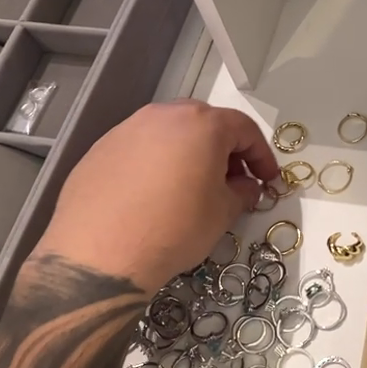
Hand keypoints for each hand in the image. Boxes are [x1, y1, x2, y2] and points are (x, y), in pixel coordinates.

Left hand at [36, 101, 277, 291]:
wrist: (99, 252)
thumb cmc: (174, 228)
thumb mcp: (222, 213)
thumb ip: (241, 192)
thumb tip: (244, 186)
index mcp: (201, 124)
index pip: (244, 129)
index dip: (261, 156)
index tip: (267, 180)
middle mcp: (163, 115)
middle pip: (205, 123)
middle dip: (224, 150)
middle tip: (231, 181)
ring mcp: (127, 129)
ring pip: (169, 134)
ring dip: (188, 154)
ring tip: (192, 188)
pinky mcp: (100, 149)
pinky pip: (140, 149)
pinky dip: (156, 164)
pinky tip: (154, 196)